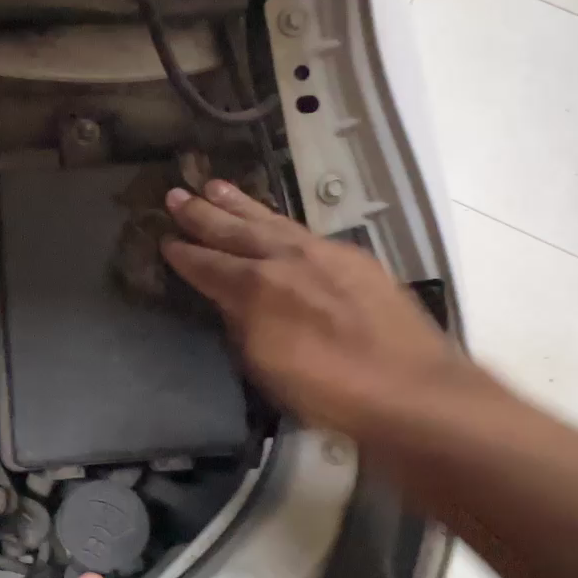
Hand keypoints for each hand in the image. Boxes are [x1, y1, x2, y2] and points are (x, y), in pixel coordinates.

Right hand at [160, 179, 492, 438]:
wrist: (412, 390)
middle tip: (176, 194)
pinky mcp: (356, 261)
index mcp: (257, 287)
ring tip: (216, 187)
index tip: (164, 239)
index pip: (208, 265)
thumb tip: (230, 302)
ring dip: (240, 205)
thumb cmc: (328, 391)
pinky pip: (302, 230)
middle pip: (236, 230)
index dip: (184, 254)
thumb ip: (241, 325)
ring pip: (272, 221)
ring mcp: (325, 255)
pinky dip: (278, 221)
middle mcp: (287, 260)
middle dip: (203, 214)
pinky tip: (274, 220)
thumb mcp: (264, 365)